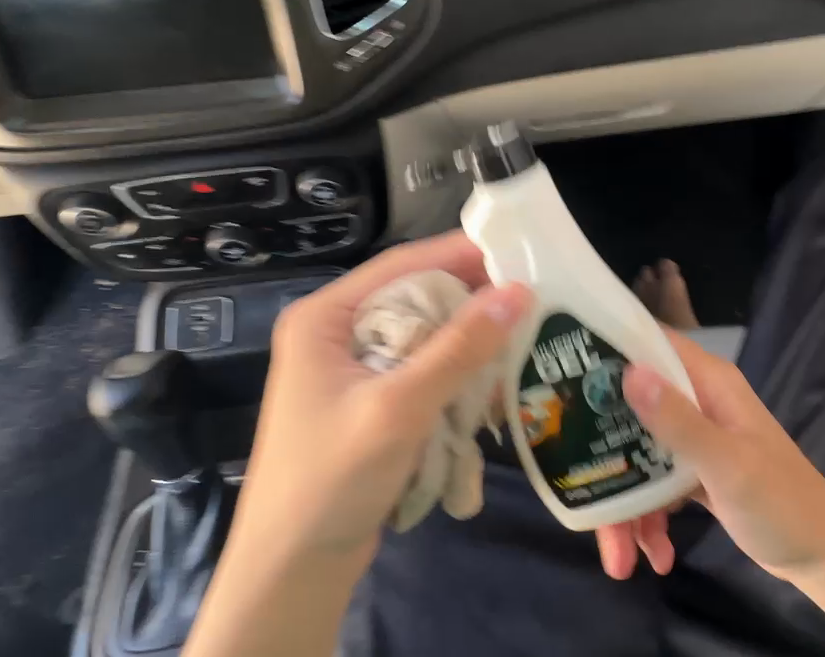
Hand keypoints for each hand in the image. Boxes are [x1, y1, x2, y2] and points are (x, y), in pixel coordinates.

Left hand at [232, 231, 530, 558]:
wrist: (291, 573)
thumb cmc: (330, 479)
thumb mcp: (399, 407)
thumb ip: (459, 348)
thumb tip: (521, 292)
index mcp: (325, 317)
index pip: (404, 263)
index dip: (462, 253)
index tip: (520, 251)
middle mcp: (339, 333)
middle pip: (419, 297)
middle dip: (473, 302)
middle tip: (534, 299)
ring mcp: (355, 370)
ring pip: (429, 336)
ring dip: (470, 343)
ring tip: (524, 339)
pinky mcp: (373, 403)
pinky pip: (426, 370)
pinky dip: (458, 375)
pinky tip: (493, 385)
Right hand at [595, 330, 824, 582]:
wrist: (820, 554)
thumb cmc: (781, 501)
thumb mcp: (728, 464)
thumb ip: (679, 422)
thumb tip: (628, 372)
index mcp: (710, 384)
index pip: (653, 345)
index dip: (609, 351)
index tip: (563, 371)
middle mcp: (700, 402)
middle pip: (635, 409)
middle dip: (606, 453)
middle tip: (581, 487)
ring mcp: (697, 438)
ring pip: (640, 455)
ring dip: (626, 505)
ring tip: (619, 556)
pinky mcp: (695, 473)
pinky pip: (655, 485)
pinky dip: (648, 519)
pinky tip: (653, 555)